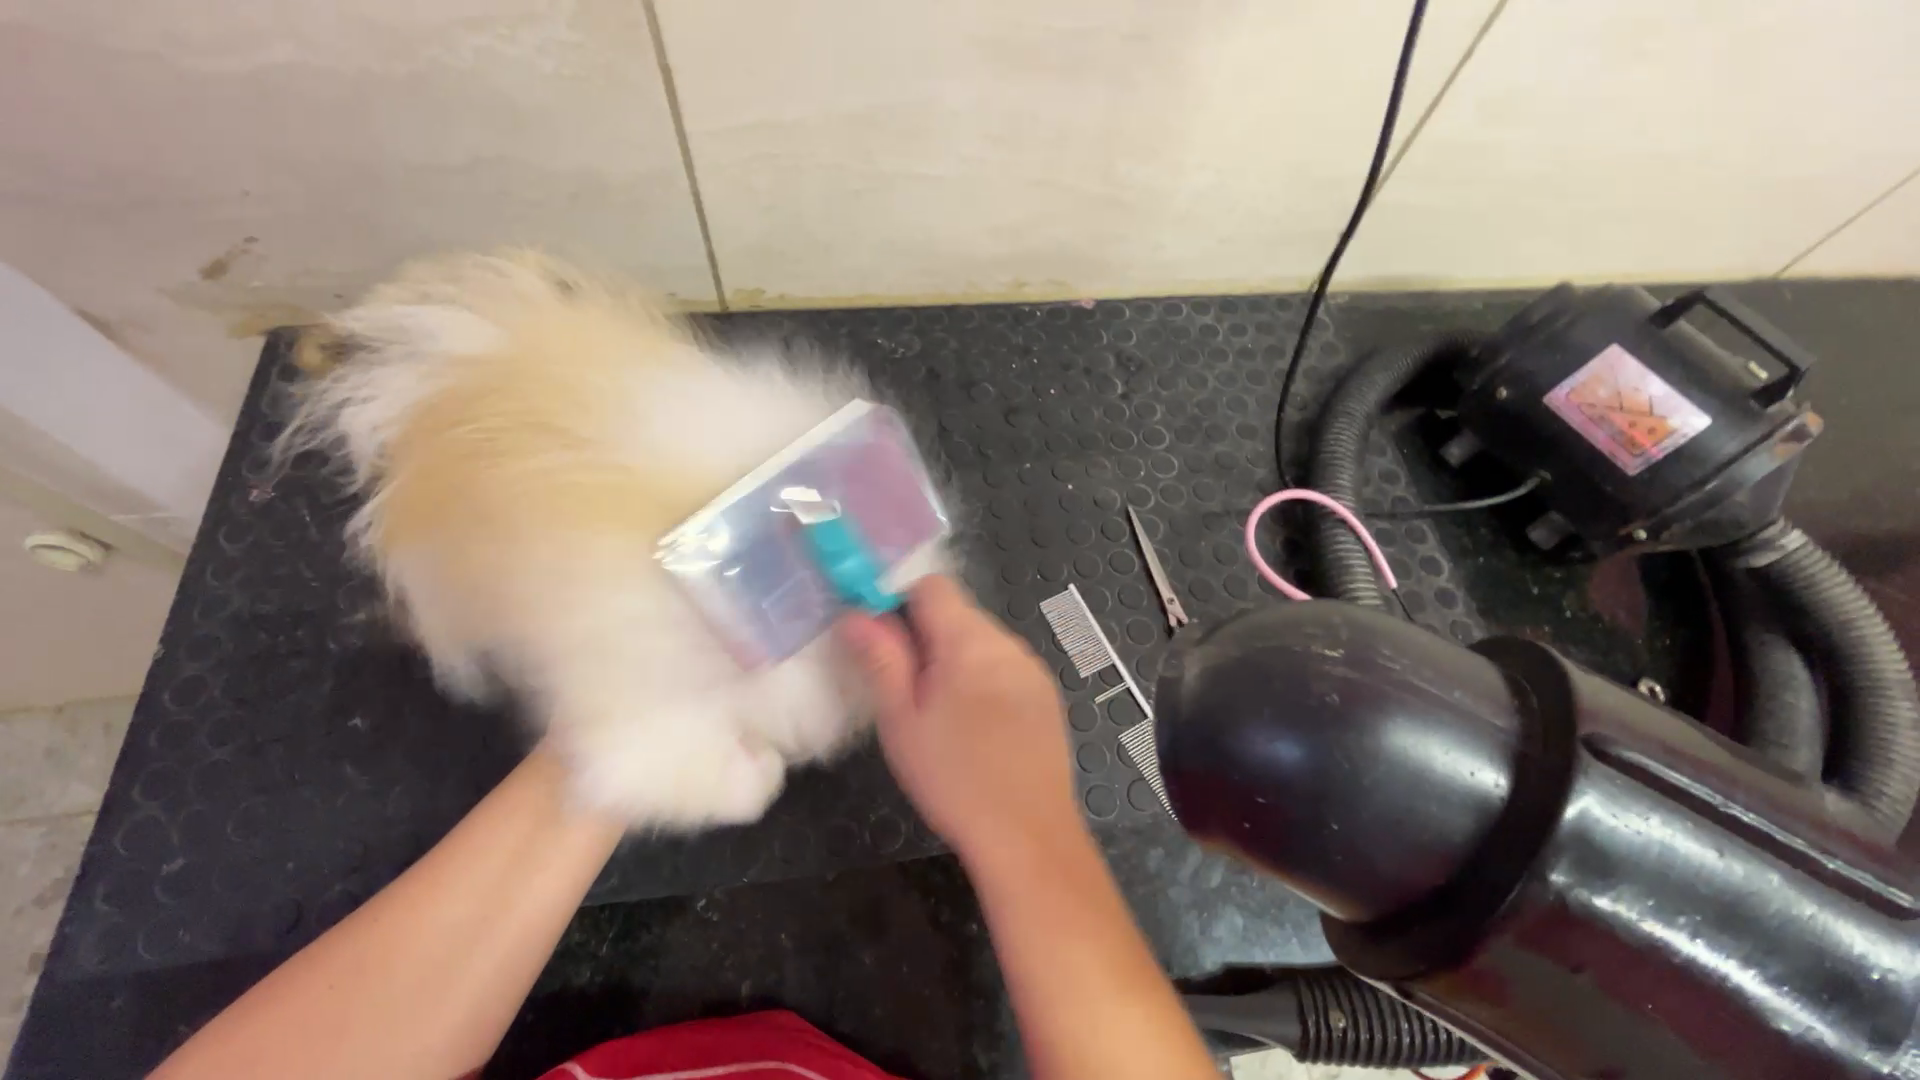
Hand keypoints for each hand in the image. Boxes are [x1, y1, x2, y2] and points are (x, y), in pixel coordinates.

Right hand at [839, 576, 1082, 861]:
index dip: (898, 601)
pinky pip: (1004, 668)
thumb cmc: (955, 779)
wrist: (1029, 836)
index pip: (931, 586)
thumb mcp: (902, 720)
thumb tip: (855, 613)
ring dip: (954, 661)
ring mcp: (1033, 669)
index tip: (879, 640)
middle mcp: (1008, 644)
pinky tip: (975, 729)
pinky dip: (982, 682)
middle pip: (957, 614)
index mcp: (970, 641)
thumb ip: (880, 659)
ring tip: (939, 716)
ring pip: (981, 643)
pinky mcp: (1046, 697)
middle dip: (925, 638)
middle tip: (905, 691)